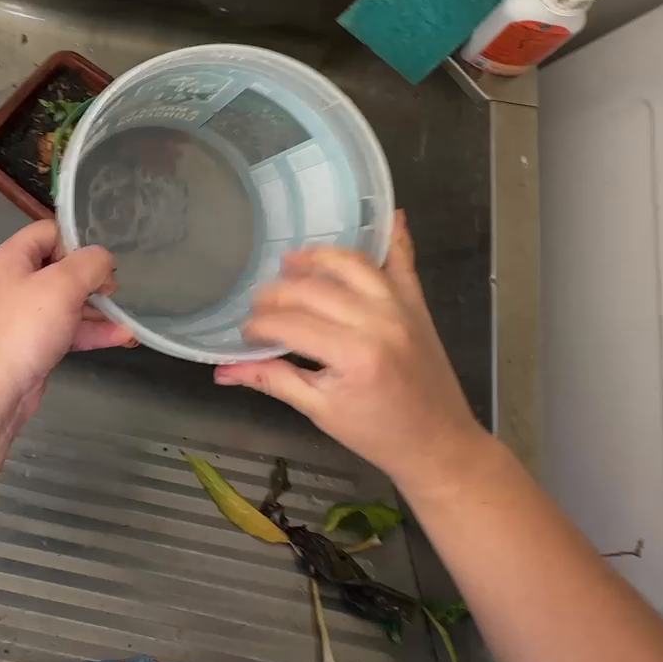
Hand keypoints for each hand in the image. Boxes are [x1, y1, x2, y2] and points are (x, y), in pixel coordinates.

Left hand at [0, 219, 134, 405]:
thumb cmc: (24, 327)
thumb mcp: (63, 284)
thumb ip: (90, 264)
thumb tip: (104, 262)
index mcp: (15, 257)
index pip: (50, 232)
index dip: (76, 241)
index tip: (101, 261)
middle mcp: (17, 281)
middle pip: (62, 268)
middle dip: (93, 278)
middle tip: (116, 291)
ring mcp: (25, 315)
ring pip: (68, 302)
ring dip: (99, 309)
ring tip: (129, 318)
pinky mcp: (35, 343)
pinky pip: (68, 330)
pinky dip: (93, 332)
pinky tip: (123, 337)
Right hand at [214, 212, 489, 491]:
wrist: (441, 446)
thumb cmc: (378, 434)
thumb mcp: (319, 411)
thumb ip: (271, 380)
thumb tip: (221, 371)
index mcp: (354, 355)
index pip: (290, 323)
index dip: (259, 326)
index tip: (246, 334)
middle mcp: (379, 321)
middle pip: (312, 289)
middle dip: (276, 294)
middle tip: (258, 306)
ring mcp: (401, 308)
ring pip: (351, 263)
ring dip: (317, 257)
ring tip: (290, 263)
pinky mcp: (417, 304)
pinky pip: (404, 261)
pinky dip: (395, 236)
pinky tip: (386, 215)